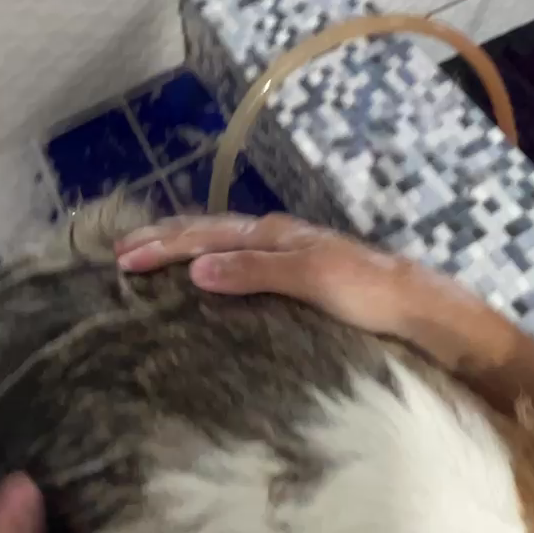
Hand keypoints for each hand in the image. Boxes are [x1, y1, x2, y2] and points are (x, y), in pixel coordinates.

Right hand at [114, 213, 463, 348]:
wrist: (415, 303)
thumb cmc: (365, 291)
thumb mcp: (312, 279)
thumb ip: (256, 270)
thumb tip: (196, 268)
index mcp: (271, 232)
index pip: (204, 234)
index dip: (162, 245)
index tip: (121, 257)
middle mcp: (271, 233)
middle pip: (206, 229)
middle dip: (161, 238)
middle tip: (118, 250)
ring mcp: (282, 248)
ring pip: (219, 237)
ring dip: (180, 242)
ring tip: (147, 249)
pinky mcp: (292, 267)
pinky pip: (235, 252)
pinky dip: (206, 254)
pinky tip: (201, 267)